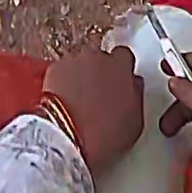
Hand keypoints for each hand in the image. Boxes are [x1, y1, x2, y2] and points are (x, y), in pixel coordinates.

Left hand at [42, 45, 143, 173]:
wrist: (69, 137)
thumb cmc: (104, 134)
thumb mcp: (135, 121)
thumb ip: (136, 94)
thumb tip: (133, 86)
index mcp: (120, 67)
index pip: (124, 55)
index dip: (122, 68)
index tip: (120, 80)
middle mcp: (96, 57)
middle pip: (101, 57)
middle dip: (101, 72)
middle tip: (100, 95)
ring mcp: (73, 60)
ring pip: (81, 63)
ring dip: (83, 75)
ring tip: (82, 101)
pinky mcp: (55, 68)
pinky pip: (63, 70)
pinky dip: (65, 80)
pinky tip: (67, 100)